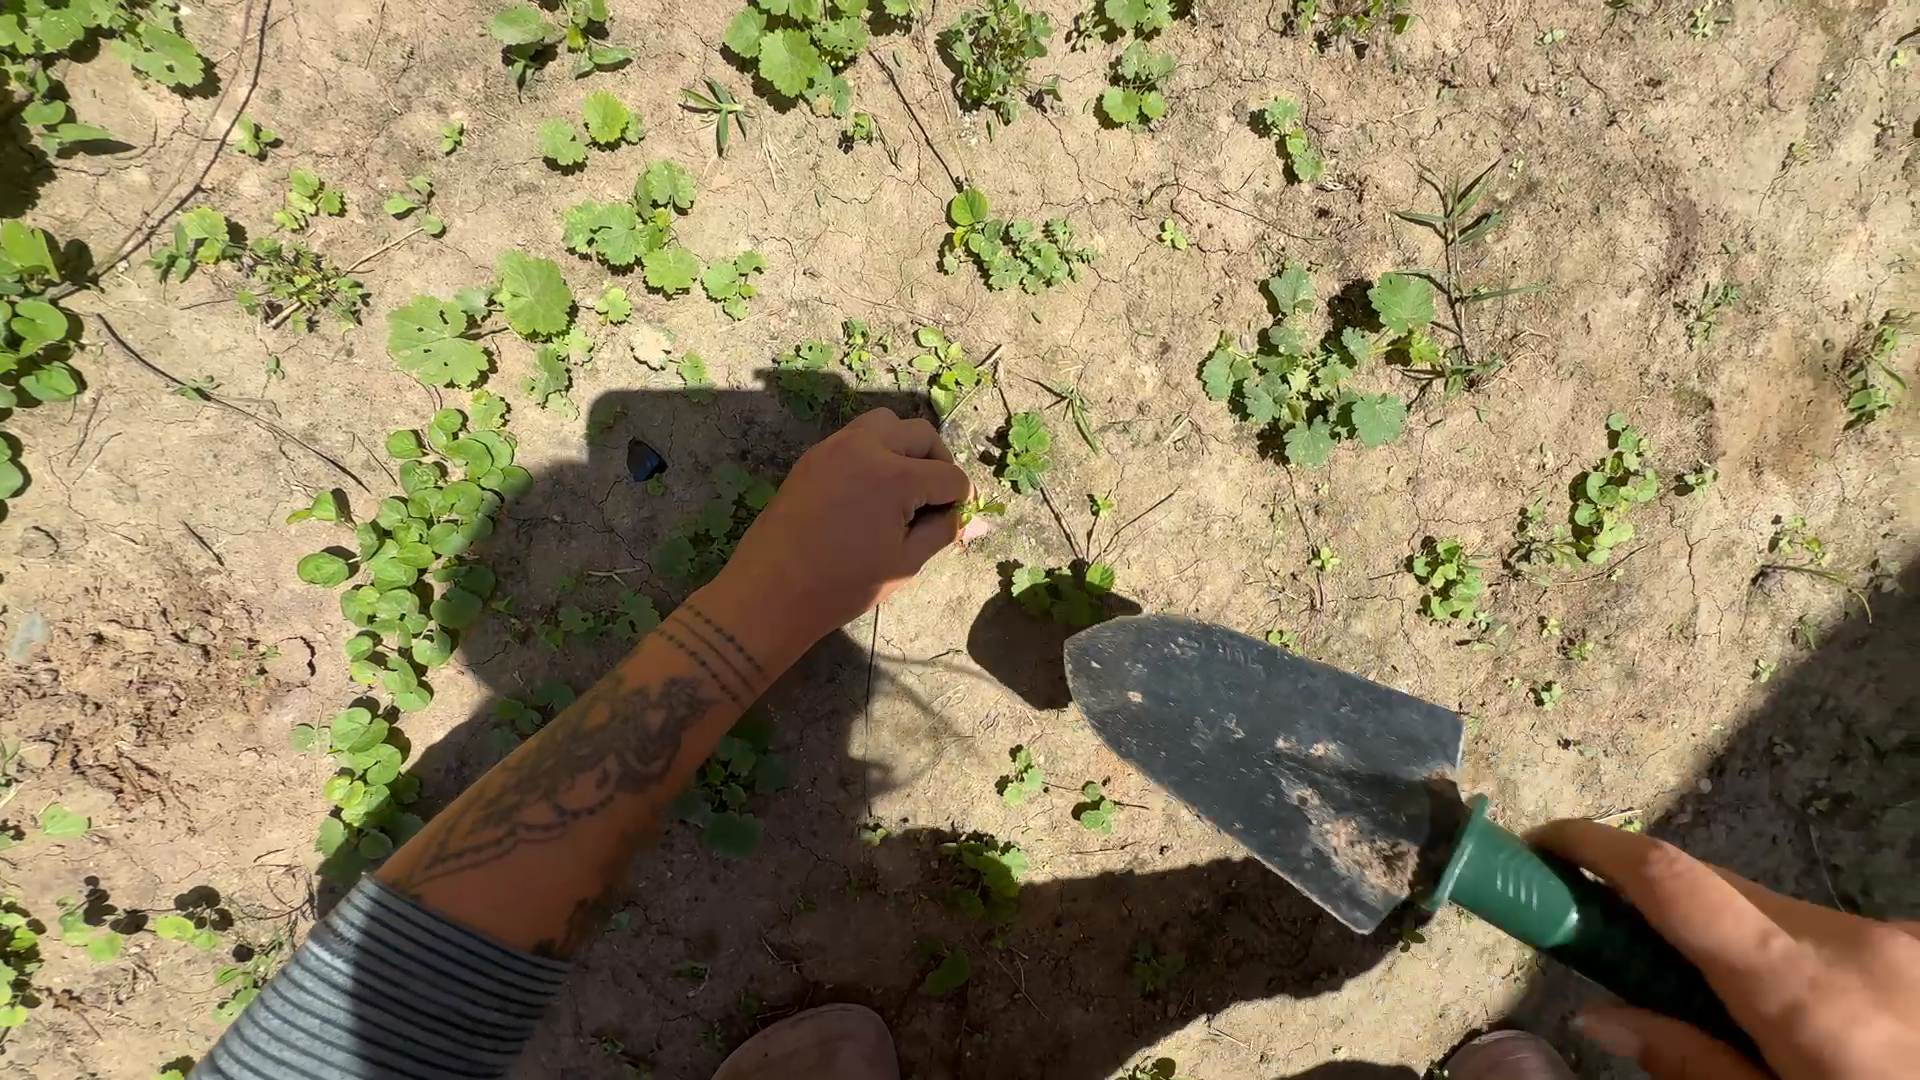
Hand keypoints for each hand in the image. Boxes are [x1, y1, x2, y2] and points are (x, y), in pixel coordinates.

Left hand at [709, 408, 969, 649]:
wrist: (772, 592)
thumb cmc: (843, 585)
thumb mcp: (905, 564)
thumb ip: (940, 530)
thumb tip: (956, 514)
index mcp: (895, 477)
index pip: (949, 476)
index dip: (959, 500)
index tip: (951, 521)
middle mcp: (866, 447)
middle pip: (922, 435)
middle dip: (938, 463)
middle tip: (934, 499)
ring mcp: (835, 446)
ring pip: (887, 423)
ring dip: (905, 448)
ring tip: (904, 486)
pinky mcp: (814, 456)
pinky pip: (857, 437)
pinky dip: (875, 452)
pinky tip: (871, 490)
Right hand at [1531, 819, 1919, 1079]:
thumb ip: (1689, 1062)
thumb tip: (1598, 1016)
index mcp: (1803, 987)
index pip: (1667, 876)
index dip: (1591, 844)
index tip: (1540, 842)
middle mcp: (1854, 942)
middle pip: (1715, 890)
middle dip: (1659, 906)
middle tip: (1630, 953)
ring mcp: (1908, 945)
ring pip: (1775, 913)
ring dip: (1735, 940)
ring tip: (1750, 1013)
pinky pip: (1833, 936)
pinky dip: (1796, 958)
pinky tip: (1829, 1022)